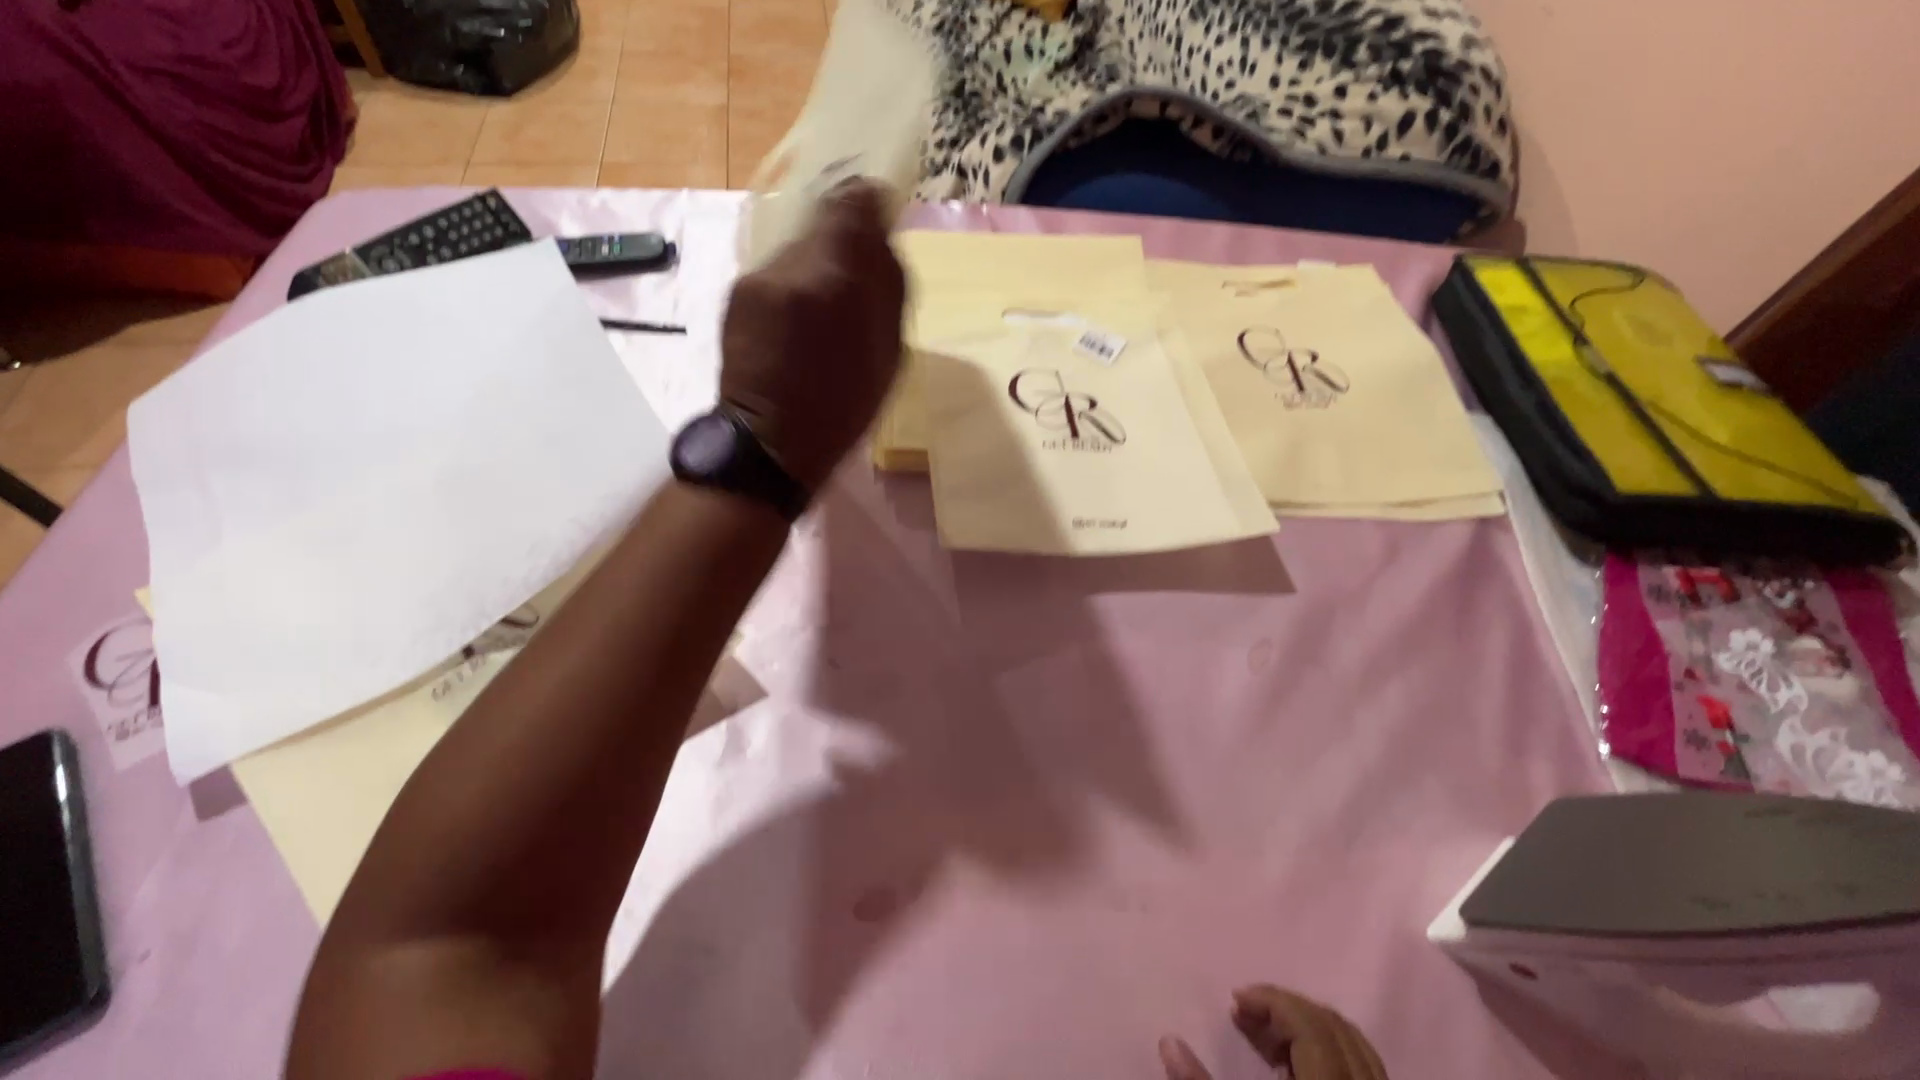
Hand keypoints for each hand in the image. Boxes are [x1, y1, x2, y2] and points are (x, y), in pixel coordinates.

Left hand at [719, 178, 907, 490]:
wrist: (768, 444)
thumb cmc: (841, 408)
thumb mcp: (888, 353)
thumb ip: (887, 287)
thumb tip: (884, 242)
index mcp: (838, 282)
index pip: (853, 203)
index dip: (869, 201)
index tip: (879, 213)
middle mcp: (792, 266)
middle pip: (824, 223)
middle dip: (843, 243)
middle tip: (854, 279)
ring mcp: (758, 277)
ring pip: (798, 248)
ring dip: (816, 267)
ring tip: (823, 311)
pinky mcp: (737, 292)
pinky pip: (776, 273)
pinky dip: (792, 288)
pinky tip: (795, 324)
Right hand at [1158, 985, 1387, 1079]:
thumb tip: (1168, 1041)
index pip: (1310, 1024)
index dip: (1272, 1001)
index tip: (1235, 1001)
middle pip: (1333, 1026)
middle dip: (1286, 1009)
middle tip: (1243, 1014)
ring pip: (1354, 1045)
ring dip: (1307, 1029)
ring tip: (1264, 1038)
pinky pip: (1364, 1068)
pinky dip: (1328, 1052)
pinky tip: (1292, 1067)